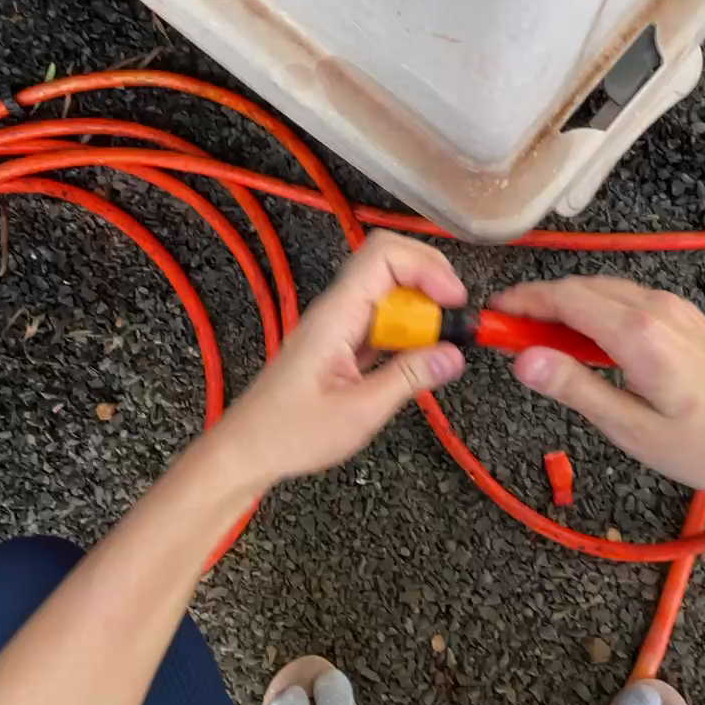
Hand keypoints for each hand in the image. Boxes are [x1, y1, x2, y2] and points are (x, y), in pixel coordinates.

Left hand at [191, 232, 467, 486]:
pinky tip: (420, 355)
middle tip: (455, 315)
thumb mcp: (359, 412)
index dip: (426, 266)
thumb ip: (409, 378)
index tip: (455, 299)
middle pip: (389, 262)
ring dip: (421, 306)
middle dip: (430, 278)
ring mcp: (338, 324)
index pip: (383, 256)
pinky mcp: (341, 342)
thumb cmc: (291, 433)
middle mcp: (336, 310)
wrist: (249, 449)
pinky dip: (407, 329)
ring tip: (442, 340)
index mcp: (336, 316)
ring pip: (388, 290)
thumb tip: (453, 354)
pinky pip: (381, 318)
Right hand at [489, 277, 704, 511]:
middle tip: (509, 334)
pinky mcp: (687, 320)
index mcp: (639, 333)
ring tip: (541, 340)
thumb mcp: (632, 429)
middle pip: (581, 288)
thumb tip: (523, 360)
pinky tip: (588, 341)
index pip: (564, 298)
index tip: (492, 315)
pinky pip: (628, 300)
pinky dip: (596, 311)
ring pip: (605, 290)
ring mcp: (676, 310)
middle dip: (539, 304)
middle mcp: (657, 308)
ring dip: (567, 306)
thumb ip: (575, 388)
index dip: (522, 302)